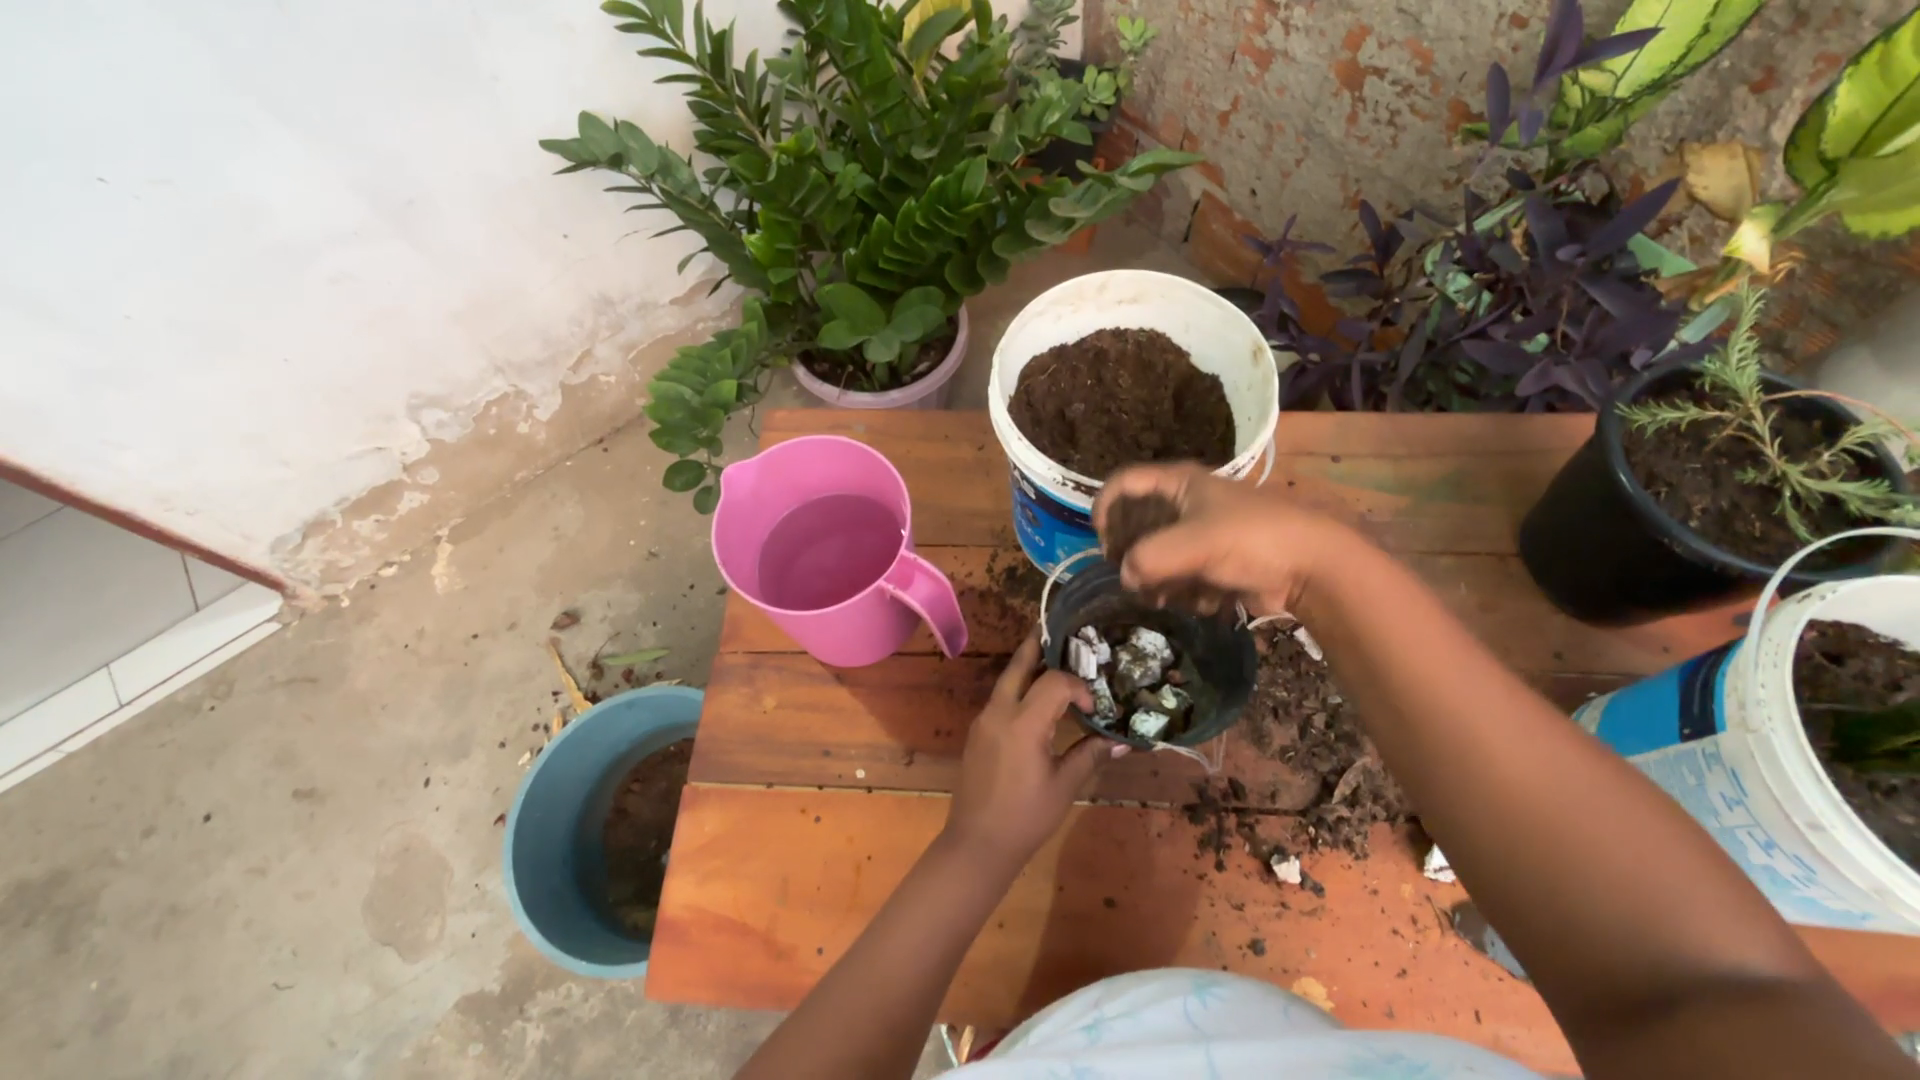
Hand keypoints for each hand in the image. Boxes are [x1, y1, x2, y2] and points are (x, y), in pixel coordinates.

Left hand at [941, 633, 1128, 873]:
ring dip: (1027, 667)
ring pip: (1006, 682)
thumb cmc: (1025, 817)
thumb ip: (1089, 755)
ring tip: (1051, 658)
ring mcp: (983, 722)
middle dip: (1038, 646)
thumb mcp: (1064, 786)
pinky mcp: (978, 733)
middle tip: (1057, 630)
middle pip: (1018, 666)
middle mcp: (998, 713)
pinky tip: (1035, 701)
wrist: (977, 843)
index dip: (1078, 687)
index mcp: (1022, 723)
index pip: (1054, 682)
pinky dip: (1019, 690)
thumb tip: (1123, 742)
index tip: (1093, 710)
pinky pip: (1000, 700)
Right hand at [1092, 463, 1352, 616]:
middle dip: (1134, 557)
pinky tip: (1206, 602)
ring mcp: (1202, 536)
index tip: (1103, 541)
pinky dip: (1188, 593)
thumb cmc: (1251, 539)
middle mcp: (1186, 505)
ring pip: (1159, 559)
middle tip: (1132, 578)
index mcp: (1179, 484)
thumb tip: (1125, 576)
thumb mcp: (1192, 543)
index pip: (1123, 483)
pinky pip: (1184, 578)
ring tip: (1168, 599)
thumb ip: (1147, 557)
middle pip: (1138, 527)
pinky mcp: (1217, 564)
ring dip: (1160, 582)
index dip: (1104, 508)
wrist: (1313, 567)